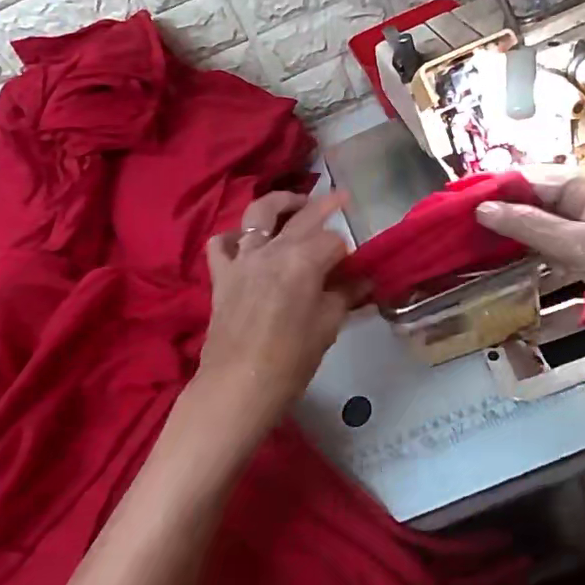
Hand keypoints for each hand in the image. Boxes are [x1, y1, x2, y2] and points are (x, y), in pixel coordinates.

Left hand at [198, 190, 354, 428]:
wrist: (238, 386)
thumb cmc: (291, 359)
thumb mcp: (328, 325)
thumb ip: (345, 295)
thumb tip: (363, 282)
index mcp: (303, 260)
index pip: (333, 241)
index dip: (347, 253)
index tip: (354, 267)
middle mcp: (272, 249)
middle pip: (302, 217)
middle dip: (325, 205)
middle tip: (341, 198)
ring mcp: (242, 259)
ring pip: (258, 214)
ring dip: (279, 203)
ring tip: (294, 203)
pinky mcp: (221, 276)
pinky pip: (221, 244)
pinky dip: (233, 237)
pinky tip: (246, 242)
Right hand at [474, 166, 584, 350]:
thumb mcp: (581, 249)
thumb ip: (530, 226)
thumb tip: (482, 208)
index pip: (531, 177)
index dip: (494, 190)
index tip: (455, 205)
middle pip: (537, 194)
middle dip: (502, 210)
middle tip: (459, 227)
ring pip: (545, 216)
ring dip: (515, 228)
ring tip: (472, 239)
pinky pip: (558, 235)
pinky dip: (535, 243)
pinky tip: (507, 253)